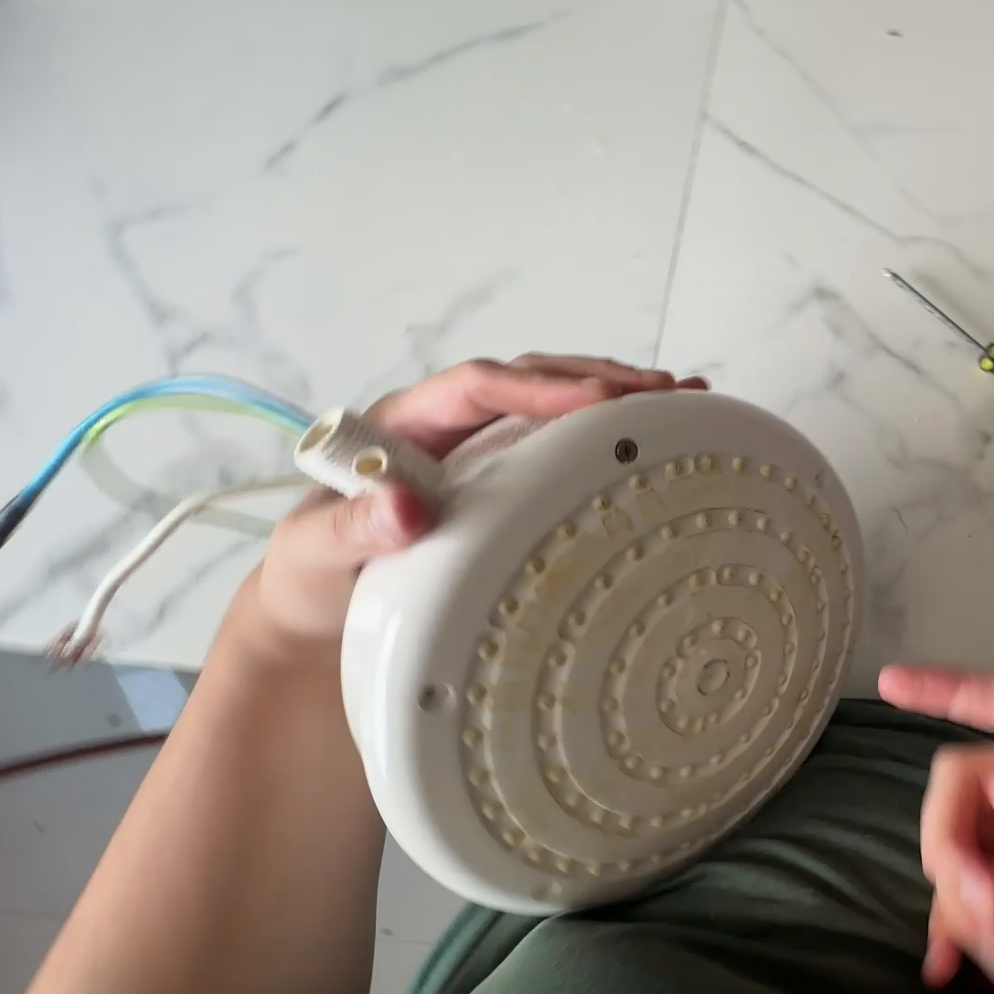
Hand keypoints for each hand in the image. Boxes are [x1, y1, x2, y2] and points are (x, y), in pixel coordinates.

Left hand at [242, 355, 704, 648]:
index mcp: (407, 427)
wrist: (331, 615)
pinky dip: (615, 431)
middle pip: (534, 379)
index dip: (541, 387)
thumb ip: (349, 528)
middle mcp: (455, 428)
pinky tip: (657, 431)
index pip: (480, 388)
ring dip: (620, 396)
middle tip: (663, 391)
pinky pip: (569, 442)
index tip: (600, 399)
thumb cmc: (318, 581)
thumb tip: (406, 505)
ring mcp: (491, 453)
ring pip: (560, 402)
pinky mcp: (518, 480)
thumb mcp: (312, 556)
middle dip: (601, 378)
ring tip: (681, 398)